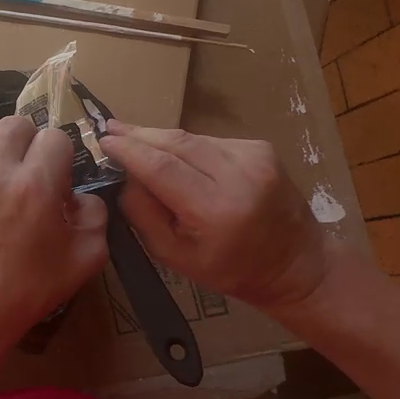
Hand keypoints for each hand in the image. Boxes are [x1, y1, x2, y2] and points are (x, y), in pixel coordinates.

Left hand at [0, 116, 109, 353]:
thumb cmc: (31, 288)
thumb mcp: (87, 257)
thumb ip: (94, 214)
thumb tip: (78, 197)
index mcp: (35, 184)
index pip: (54, 136)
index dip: (62, 157)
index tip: (60, 184)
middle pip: (14, 124)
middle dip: (29, 141)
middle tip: (33, 171)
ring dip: (2, 175)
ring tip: (4, 218)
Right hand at [98, 124, 332, 313]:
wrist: (296, 264)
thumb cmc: (228, 269)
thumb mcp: (172, 255)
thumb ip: (143, 213)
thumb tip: (126, 176)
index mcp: (215, 209)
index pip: (161, 167)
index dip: (128, 150)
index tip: (103, 141)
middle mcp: (239, 175)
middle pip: (176, 142)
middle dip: (139, 134)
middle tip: (110, 129)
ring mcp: (254, 157)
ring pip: (192, 138)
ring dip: (160, 139)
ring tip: (133, 140)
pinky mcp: (261, 149)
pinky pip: (210, 141)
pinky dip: (187, 146)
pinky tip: (176, 157)